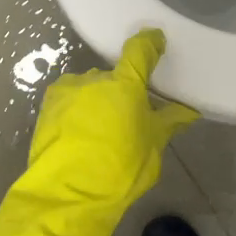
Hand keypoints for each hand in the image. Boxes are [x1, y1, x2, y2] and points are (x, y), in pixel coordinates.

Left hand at [0, 29, 198, 235]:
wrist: (67, 195)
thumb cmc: (118, 172)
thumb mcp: (151, 149)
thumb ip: (167, 124)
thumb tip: (188, 111)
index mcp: (125, 86)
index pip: (139, 51)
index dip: (149, 43)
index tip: (155, 40)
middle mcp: (95, 79)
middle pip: (113, 77)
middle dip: (119, 92)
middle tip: (125, 118)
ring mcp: (68, 91)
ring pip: (89, 88)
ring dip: (96, 101)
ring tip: (98, 133)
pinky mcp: (47, 106)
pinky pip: (69, 100)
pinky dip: (76, 111)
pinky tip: (78, 136)